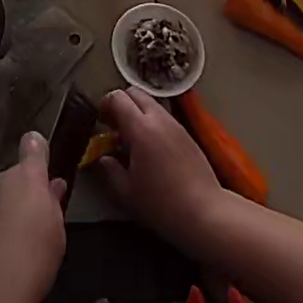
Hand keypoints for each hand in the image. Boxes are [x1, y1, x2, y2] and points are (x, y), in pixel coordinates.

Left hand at [0, 131, 66, 302]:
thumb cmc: (27, 267)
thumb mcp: (56, 234)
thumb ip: (54, 203)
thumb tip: (53, 189)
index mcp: (27, 178)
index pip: (33, 146)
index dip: (38, 151)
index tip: (41, 159)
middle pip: (13, 180)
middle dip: (21, 195)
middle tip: (32, 223)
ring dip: (1, 215)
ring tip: (11, 248)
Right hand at [97, 88, 226, 244]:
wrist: (202, 209)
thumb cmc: (160, 203)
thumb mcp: (126, 192)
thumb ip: (110, 170)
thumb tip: (103, 157)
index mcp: (141, 128)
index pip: (118, 97)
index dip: (105, 104)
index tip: (100, 122)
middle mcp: (159, 118)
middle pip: (135, 92)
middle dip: (121, 103)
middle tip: (113, 127)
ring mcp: (175, 123)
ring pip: (151, 102)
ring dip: (137, 112)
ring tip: (130, 139)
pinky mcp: (186, 132)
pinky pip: (163, 115)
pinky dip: (151, 120)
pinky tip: (149, 146)